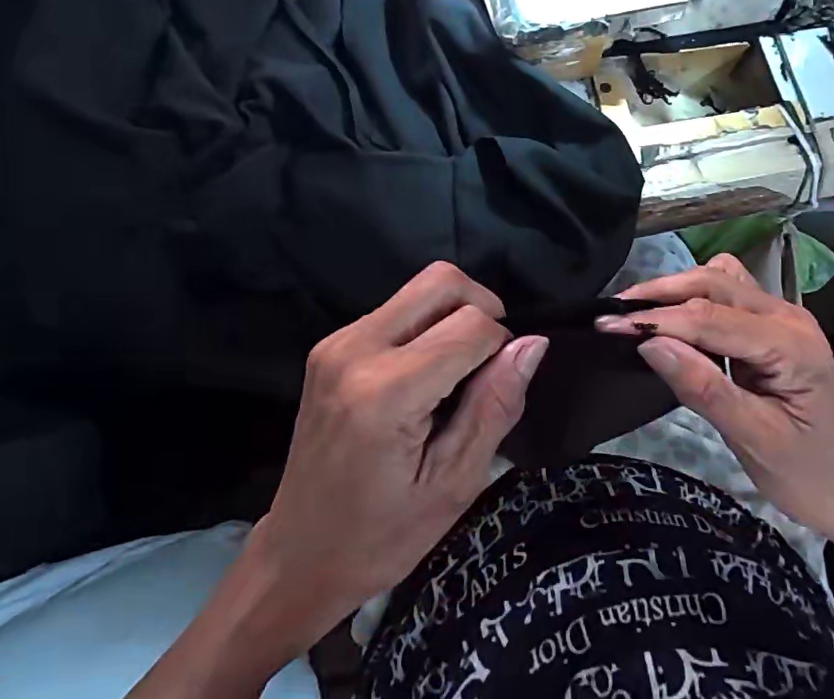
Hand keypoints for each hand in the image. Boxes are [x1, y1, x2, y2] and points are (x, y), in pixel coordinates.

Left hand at [251, 261, 547, 616]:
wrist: (299, 552)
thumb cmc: (381, 535)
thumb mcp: (453, 483)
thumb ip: (495, 405)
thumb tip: (533, 343)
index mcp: (386, 390)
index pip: (472, 324)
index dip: (502, 348)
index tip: (496, 389)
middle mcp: (356, 348)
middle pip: (441, 280)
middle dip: (481, 308)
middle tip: (487, 363)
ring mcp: (337, 341)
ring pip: (418, 289)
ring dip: (451, 318)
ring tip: (453, 378)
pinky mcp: (329, 345)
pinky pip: (395, 310)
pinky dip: (424, 329)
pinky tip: (422, 379)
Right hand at [600, 254, 833, 548]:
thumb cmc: (807, 476)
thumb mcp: (753, 438)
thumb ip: (703, 387)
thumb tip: (649, 343)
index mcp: (791, 345)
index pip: (708, 319)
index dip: (655, 319)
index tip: (607, 325)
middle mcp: (788, 317)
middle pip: (712, 283)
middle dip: (659, 294)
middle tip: (612, 313)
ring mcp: (782, 316)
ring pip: (717, 281)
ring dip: (673, 289)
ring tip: (633, 312)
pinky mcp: (772, 324)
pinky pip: (726, 292)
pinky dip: (692, 295)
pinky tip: (673, 313)